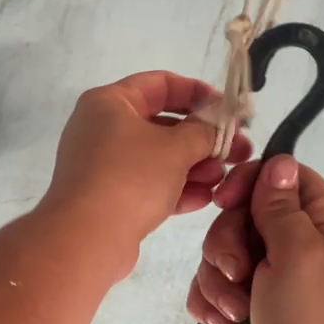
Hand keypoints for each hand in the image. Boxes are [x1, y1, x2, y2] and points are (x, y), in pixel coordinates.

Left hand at [38, 72, 251, 253]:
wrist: (85, 240)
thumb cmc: (130, 179)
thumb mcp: (175, 148)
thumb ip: (204, 130)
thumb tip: (218, 123)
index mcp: (109, 103)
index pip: (160, 84)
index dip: (199, 93)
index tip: (230, 110)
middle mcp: (101, 129)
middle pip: (162, 124)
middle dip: (203, 138)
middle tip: (239, 151)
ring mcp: (102, 165)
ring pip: (157, 158)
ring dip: (194, 166)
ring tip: (224, 178)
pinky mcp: (108, 198)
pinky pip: (146, 185)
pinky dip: (175, 189)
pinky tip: (206, 199)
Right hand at [186, 154, 323, 323]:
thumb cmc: (309, 320)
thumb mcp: (299, 253)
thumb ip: (281, 206)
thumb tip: (278, 162)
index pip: (284, 178)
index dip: (249, 184)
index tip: (224, 201)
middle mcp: (301, 243)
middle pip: (243, 214)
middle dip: (228, 245)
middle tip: (236, 274)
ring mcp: (271, 275)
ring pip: (221, 250)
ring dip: (218, 281)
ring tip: (234, 310)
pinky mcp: (245, 301)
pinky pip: (212, 283)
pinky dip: (212, 302)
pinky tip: (224, 323)